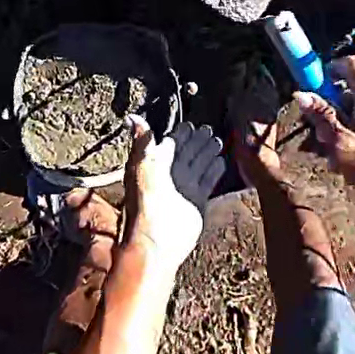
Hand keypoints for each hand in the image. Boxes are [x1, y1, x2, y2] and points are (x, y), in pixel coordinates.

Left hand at [122, 117, 223, 274]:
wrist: (156, 236)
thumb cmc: (145, 199)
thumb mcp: (142, 163)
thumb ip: (142, 140)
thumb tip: (132, 117)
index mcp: (156, 163)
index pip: (171, 143)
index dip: (180, 134)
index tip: (190, 124)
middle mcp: (171, 174)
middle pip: (188, 152)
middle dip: (197, 141)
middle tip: (208, 128)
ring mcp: (185, 188)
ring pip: (199, 164)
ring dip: (207, 152)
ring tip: (217, 140)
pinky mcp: (198, 201)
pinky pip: (208, 182)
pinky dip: (215, 171)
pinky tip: (221, 161)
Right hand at [295, 56, 354, 215]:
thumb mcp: (342, 144)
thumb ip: (322, 117)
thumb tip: (301, 94)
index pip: (352, 64)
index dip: (331, 67)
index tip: (316, 83)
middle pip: (350, 92)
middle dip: (330, 109)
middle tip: (318, 132)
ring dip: (340, 127)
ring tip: (333, 155)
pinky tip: (349, 161)